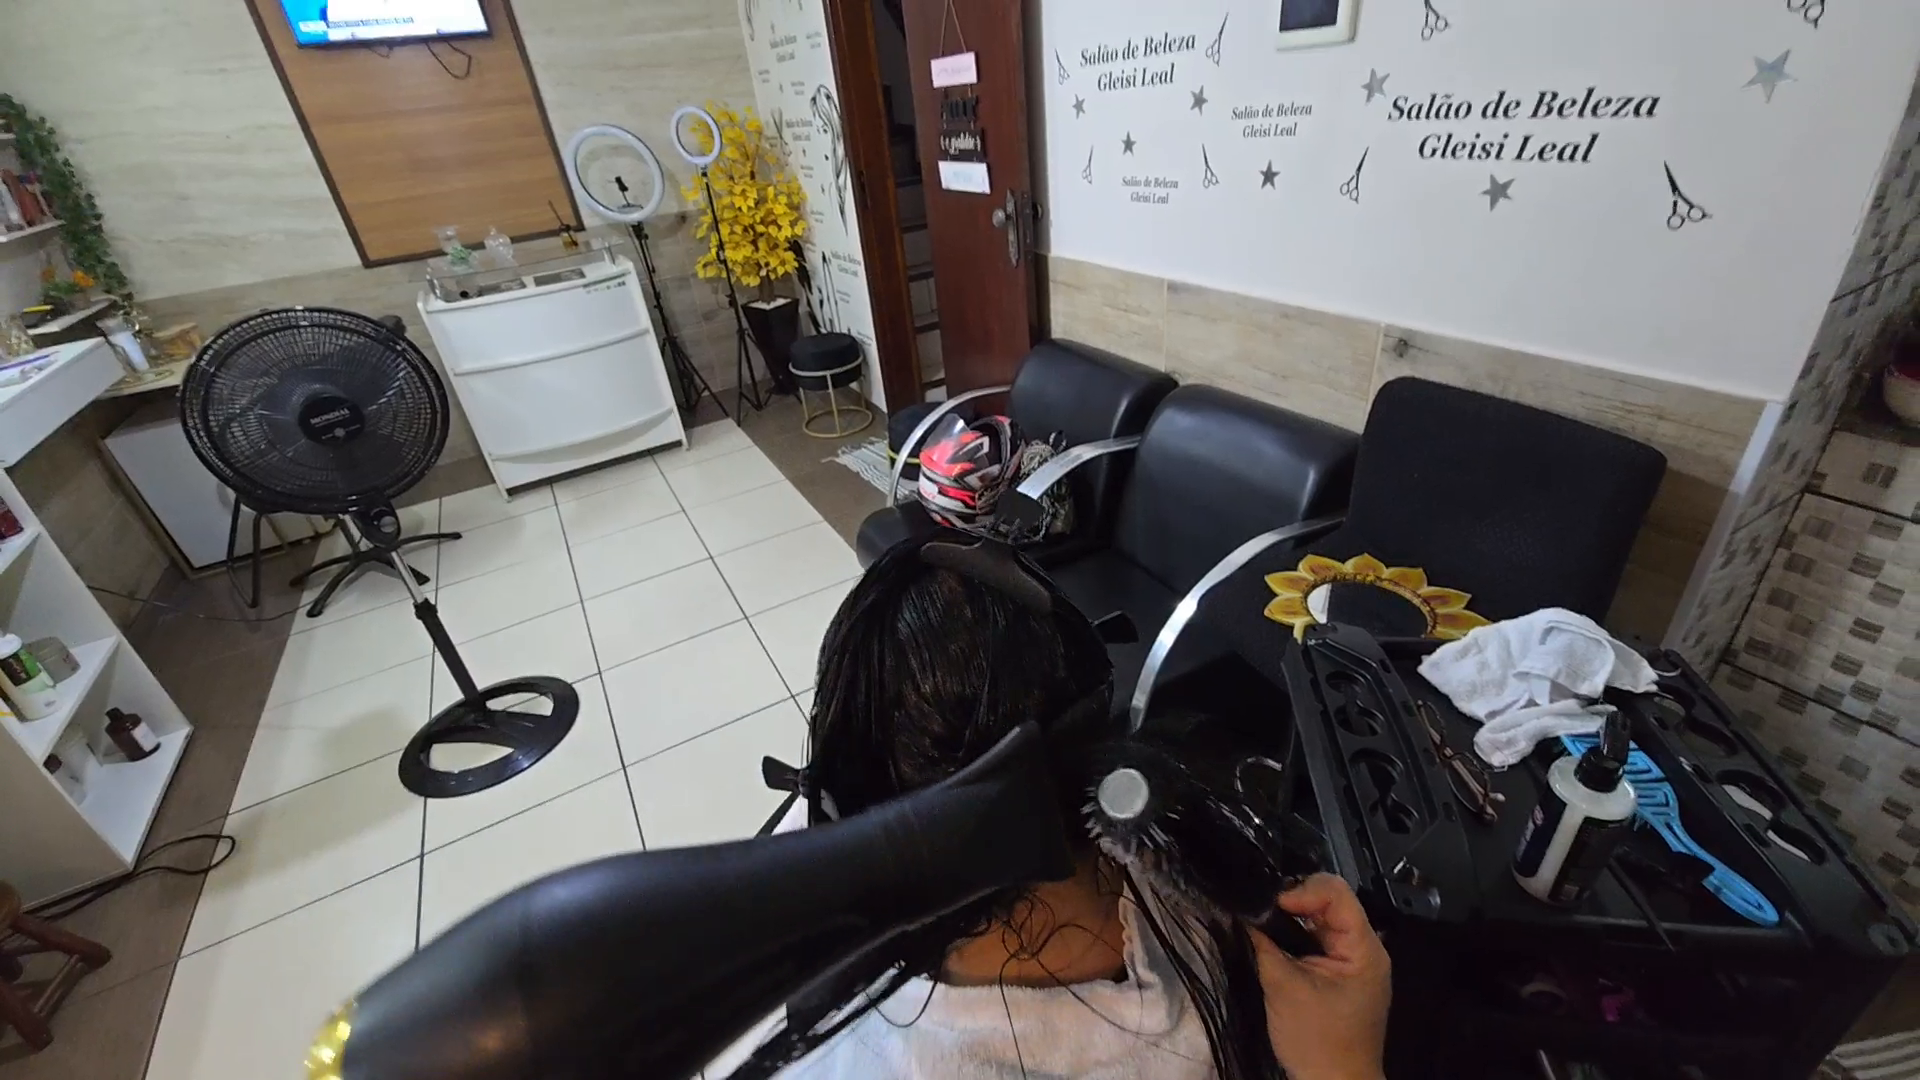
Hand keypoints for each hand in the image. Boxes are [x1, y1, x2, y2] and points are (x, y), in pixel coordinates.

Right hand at [1250, 874, 1390, 1079]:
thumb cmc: (1316, 1041)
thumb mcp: (1283, 987)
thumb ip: (1263, 942)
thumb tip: (1241, 908)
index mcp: (1363, 950)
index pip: (1336, 892)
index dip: (1302, 890)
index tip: (1273, 905)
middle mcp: (1363, 946)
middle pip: (1330, 898)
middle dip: (1293, 897)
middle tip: (1261, 908)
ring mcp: (1351, 957)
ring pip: (1320, 912)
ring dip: (1291, 912)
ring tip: (1261, 917)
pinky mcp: (1337, 967)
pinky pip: (1316, 931)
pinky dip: (1292, 927)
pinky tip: (1272, 933)